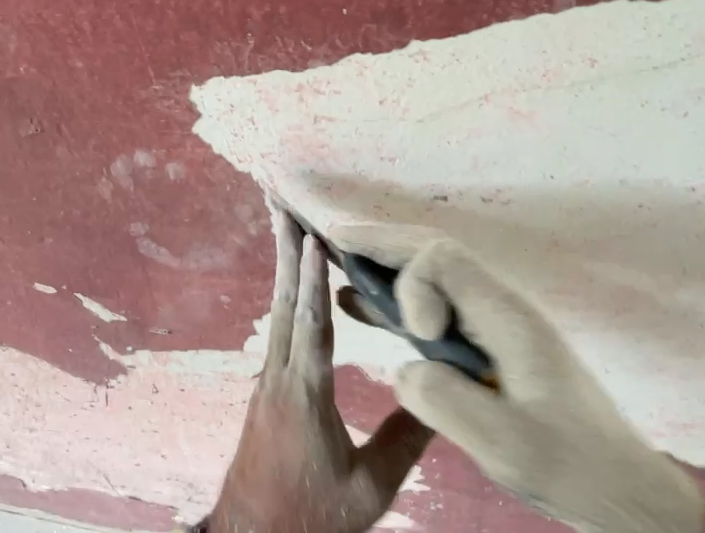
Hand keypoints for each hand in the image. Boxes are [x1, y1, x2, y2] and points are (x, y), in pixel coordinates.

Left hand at [204, 204, 434, 532]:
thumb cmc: (312, 515)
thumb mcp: (368, 489)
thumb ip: (404, 442)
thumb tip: (437, 397)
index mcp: (305, 394)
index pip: (311, 325)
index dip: (313, 280)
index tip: (312, 236)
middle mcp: (280, 374)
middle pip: (284, 302)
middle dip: (284, 249)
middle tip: (277, 201)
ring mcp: (268, 377)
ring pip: (277, 309)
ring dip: (281, 263)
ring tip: (280, 221)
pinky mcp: (267, 384)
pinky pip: (277, 326)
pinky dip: (285, 293)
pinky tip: (289, 280)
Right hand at [331, 225, 704, 532]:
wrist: (625, 491)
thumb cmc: (574, 467)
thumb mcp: (509, 446)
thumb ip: (446, 401)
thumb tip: (403, 369)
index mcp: (505, 317)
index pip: (441, 259)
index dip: (411, 283)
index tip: (416, 335)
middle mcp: (496, 307)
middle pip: (430, 249)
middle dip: (379, 241)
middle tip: (327, 236)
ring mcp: (491, 324)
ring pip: (428, 272)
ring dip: (381, 263)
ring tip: (332, 258)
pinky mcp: (485, 346)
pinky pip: (430, 303)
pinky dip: (391, 297)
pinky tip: (357, 304)